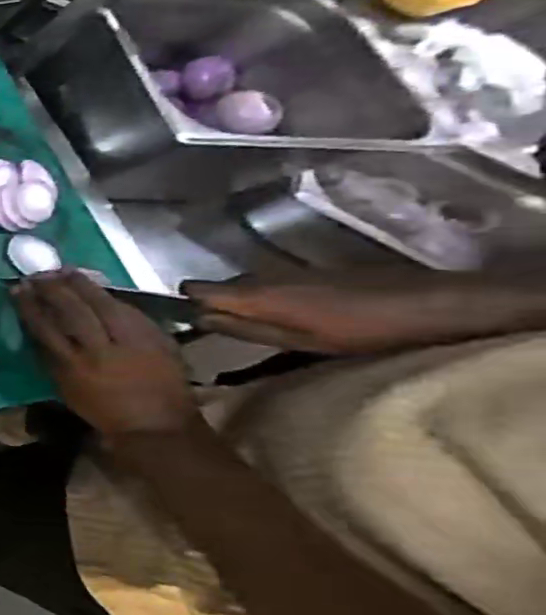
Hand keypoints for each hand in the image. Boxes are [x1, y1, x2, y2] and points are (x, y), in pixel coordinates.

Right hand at [12, 271, 194, 437]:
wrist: (159, 426)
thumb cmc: (103, 410)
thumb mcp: (66, 387)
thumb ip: (50, 356)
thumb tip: (36, 324)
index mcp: (73, 366)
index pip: (44, 326)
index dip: (29, 304)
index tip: (17, 289)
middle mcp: (101, 351)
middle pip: (73, 310)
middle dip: (53, 289)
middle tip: (39, 275)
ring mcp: (132, 342)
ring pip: (103, 304)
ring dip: (82, 284)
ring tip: (65, 271)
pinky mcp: (156, 338)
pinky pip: (129, 310)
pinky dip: (110, 297)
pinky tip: (98, 288)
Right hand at [183, 272, 545, 354]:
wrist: (431, 304)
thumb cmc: (363, 331)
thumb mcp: (301, 342)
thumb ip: (245, 330)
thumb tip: (198, 320)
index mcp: (250, 294)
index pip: (191, 288)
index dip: (182, 303)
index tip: (184, 321)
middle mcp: (257, 276)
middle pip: (216, 288)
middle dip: (212, 306)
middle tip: (220, 334)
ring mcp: (283, 272)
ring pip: (243, 287)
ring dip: (242, 304)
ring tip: (255, 330)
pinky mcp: (306, 273)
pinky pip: (268, 285)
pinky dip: (267, 300)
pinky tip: (290, 319)